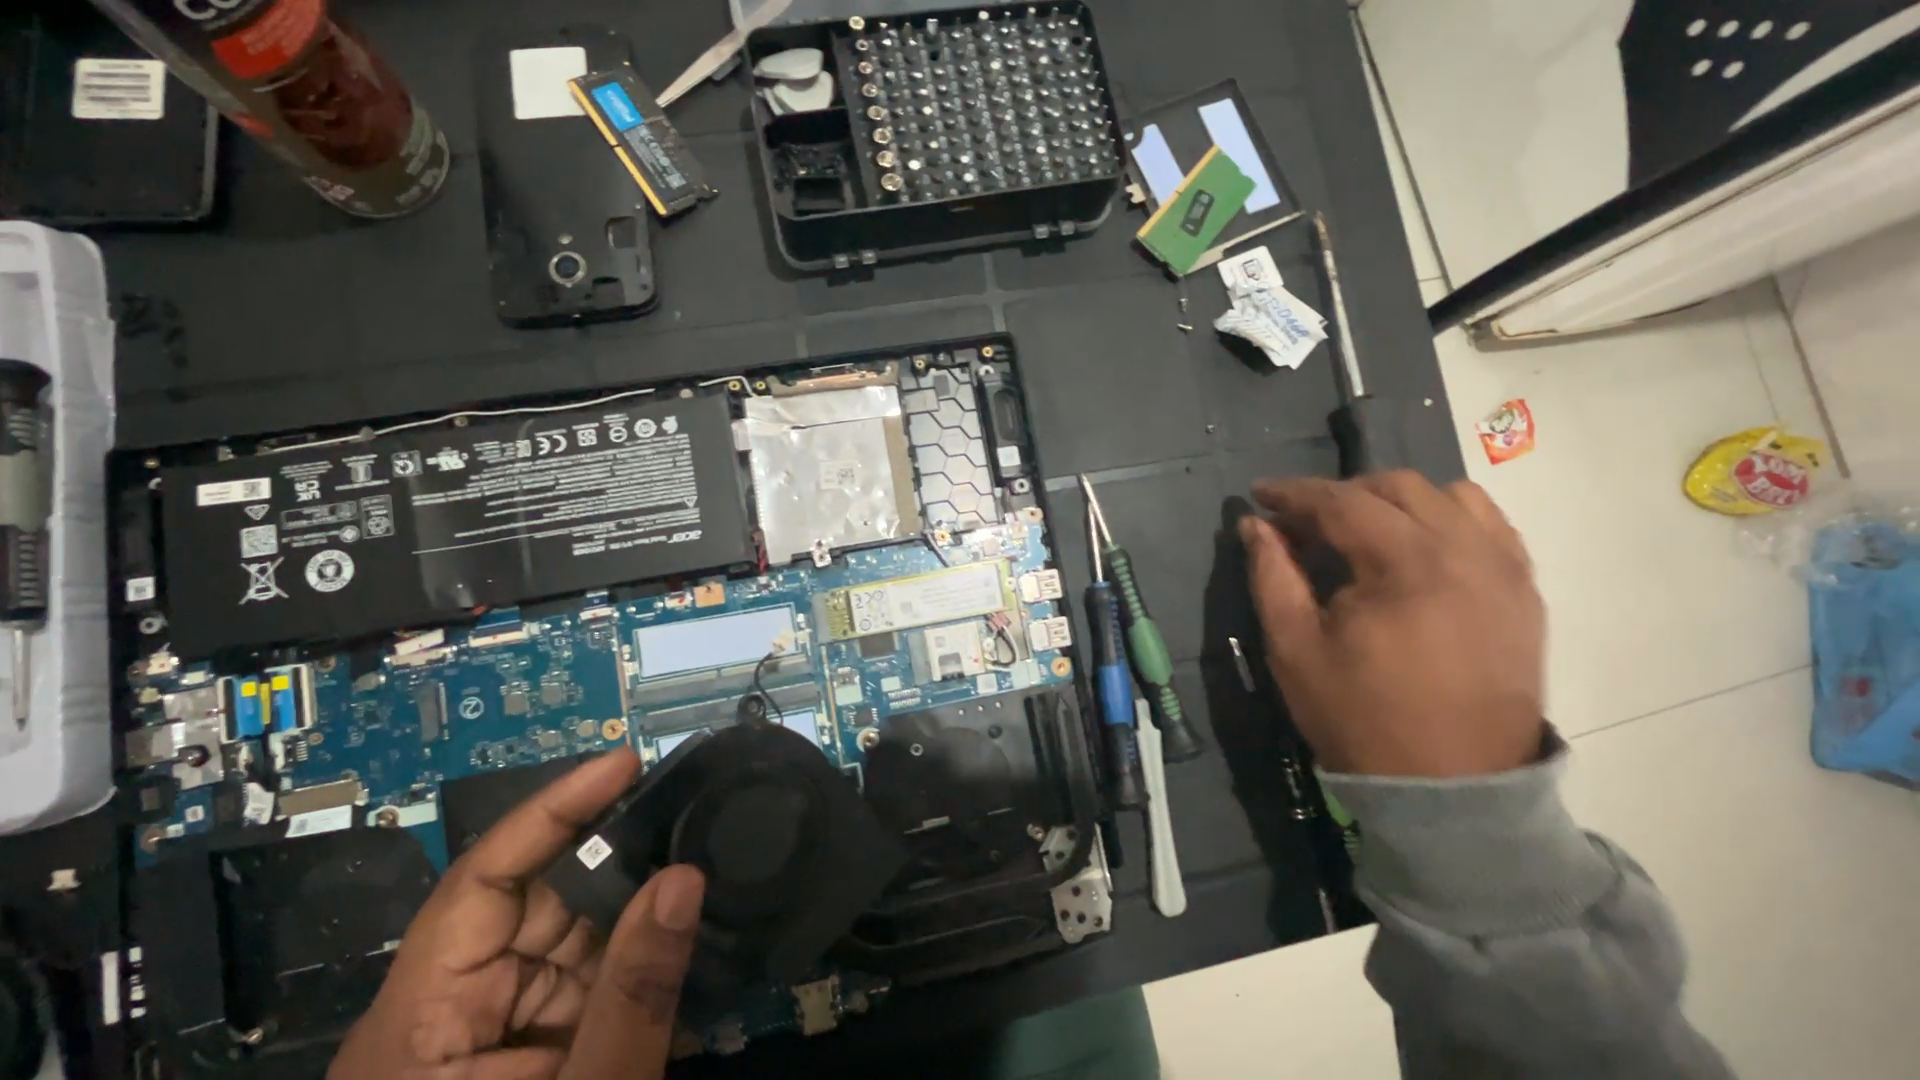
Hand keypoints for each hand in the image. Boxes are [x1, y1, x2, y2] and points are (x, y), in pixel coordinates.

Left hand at [330, 748, 705, 1079]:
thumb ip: (635, 991)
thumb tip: (684, 877)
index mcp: (419, 1021)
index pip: (480, 878)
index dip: (553, 809)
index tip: (625, 761)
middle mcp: (443, 1012)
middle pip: (533, 908)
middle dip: (615, 880)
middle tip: (692, 839)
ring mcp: (481, 1036)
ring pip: (566, 947)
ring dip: (631, 931)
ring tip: (697, 895)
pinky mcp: (516, 1056)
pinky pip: (579, 989)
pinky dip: (630, 975)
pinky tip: (676, 958)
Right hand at [1239, 472, 1545, 777]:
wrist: (1453, 787)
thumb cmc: (1361, 719)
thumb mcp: (1295, 649)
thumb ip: (1273, 576)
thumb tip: (1255, 524)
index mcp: (1406, 564)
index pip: (1343, 502)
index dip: (1294, 494)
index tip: (1259, 494)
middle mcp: (1465, 550)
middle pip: (1398, 487)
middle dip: (1342, 494)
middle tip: (1305, 522)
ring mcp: (1504, 568)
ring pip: (1451, 496)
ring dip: (1398, 501)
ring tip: (1366, 531)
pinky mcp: (1525, 591)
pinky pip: (1490, 526)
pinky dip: (1449, 519)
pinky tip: (1421, 547)